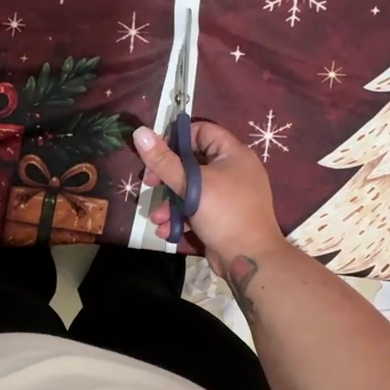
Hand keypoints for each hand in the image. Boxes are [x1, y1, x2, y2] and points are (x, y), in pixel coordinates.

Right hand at [133, 121, 288, 274]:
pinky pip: (197, 208)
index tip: (156, 155)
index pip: (201, 131)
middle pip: (191, 162)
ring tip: (156, 217)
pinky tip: (167, 230)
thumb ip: (163, 160)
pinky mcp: (223, 215)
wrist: (250, 259)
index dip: (176, 139)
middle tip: (149, 185)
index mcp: (233, 154)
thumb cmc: (224, 213)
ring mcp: (229, 194)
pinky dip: (181, 217)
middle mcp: (233, 170)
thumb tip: (139, 132)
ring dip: (169, 203)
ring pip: (191, 188)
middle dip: (166, 177)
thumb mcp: (190, 184)